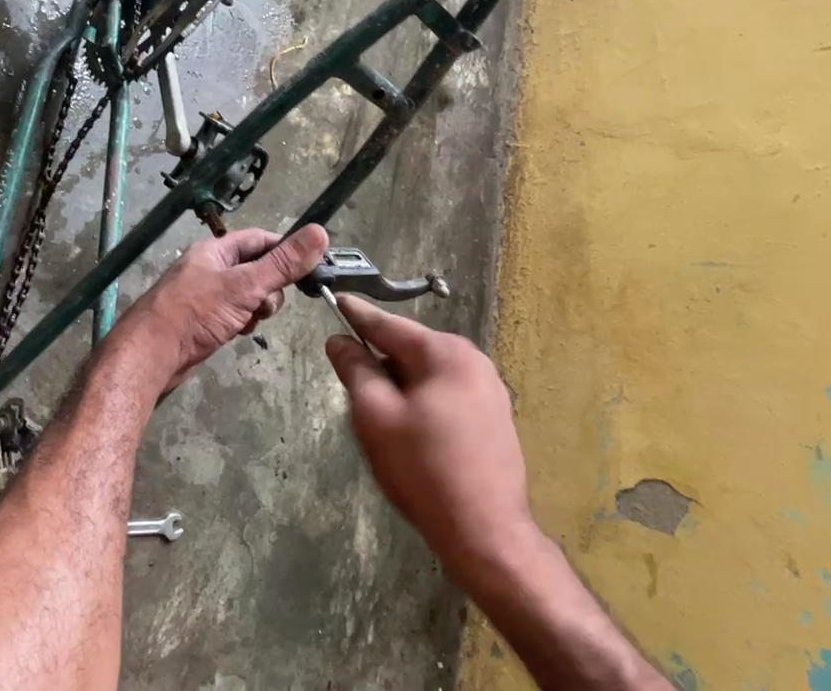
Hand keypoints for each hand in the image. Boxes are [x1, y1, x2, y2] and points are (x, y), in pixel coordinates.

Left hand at [113, 225, 329, 386]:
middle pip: (257, 268)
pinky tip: (238, 332)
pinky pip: (236, 313)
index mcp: (216, 250)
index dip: (285, 250)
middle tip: (266, 304)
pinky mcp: (206, 320)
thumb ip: (283, 263)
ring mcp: (207, 295)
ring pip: (249, 294)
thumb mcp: (245, 285)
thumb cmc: (195, 312)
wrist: (152, 353)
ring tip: (249, 320)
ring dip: (257, 307)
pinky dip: (243, 321)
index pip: (260, 240)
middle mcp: (211, 267)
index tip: (309, 267)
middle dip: (271, 287)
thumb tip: (320, 233)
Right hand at [325, 296, 535, 588]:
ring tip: (382, 423)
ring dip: (399, 387)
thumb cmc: (424, 469)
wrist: (485, 533)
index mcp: (446, 353)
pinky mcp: (494, 417)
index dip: (357, 315)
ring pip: (426, 374)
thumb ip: (355, 369)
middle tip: (354, 393)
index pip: (389, 325)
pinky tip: (411, 436)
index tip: (335, 299)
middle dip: (379, 364)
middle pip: (409, 350)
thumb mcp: (375, 415)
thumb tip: (340, 340)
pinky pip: (445, 394)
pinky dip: (421, 402)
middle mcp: (473, 361)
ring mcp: (489, 389)